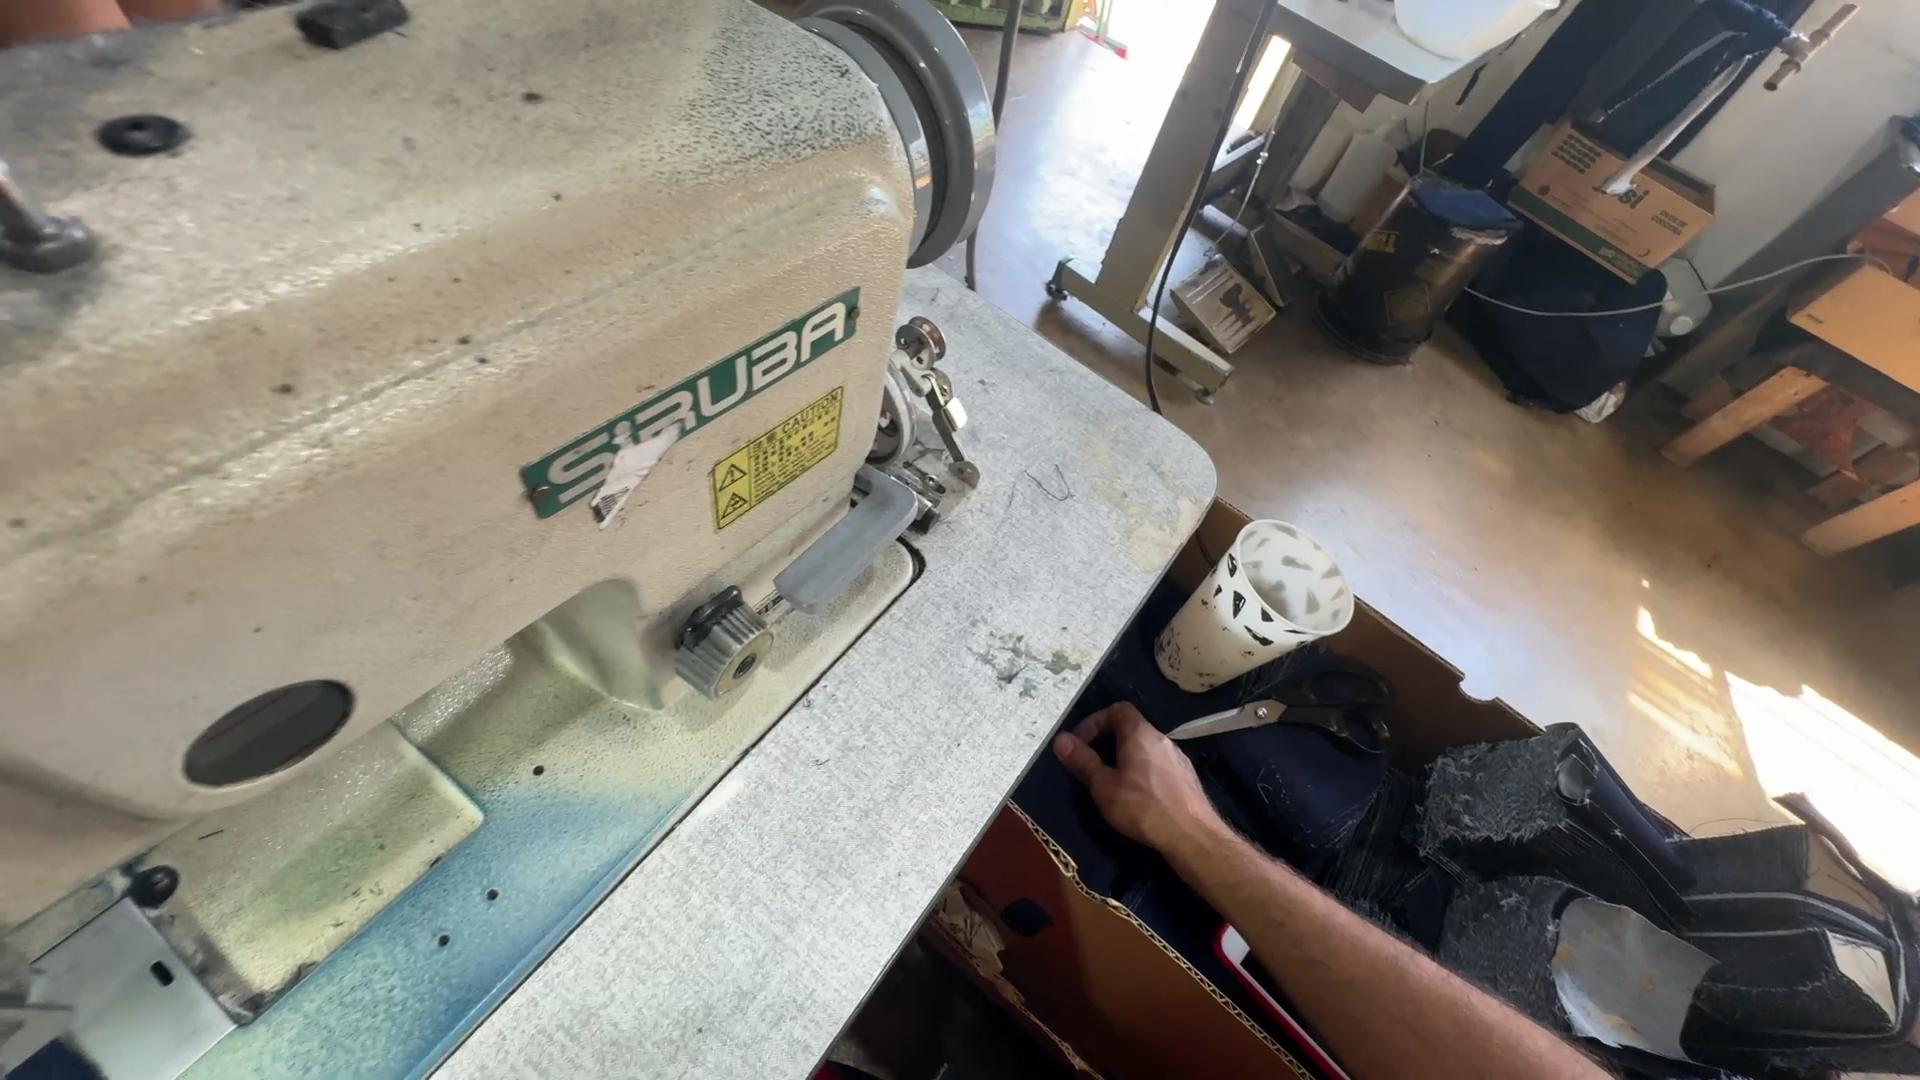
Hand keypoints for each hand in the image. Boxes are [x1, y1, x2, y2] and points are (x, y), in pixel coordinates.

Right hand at [1052, 703, 1226, 854]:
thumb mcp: (1103, 786)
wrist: (1192, 837)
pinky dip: (1143, 771)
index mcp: (1140, 733)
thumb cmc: (1142, 807)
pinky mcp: (1187, 778)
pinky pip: (1158, 765)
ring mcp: (1178, 758)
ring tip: (1112, 782)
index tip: (1081, 744)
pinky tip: (1138, 797)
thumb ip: (1082, 761)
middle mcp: (1161, 738)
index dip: (1095, 721)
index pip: (1117, 709)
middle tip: (1092, 764)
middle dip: (1107, 742)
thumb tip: (1061, 739)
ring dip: (1126, 758)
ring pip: (1145, 748)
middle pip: (1131, 728)